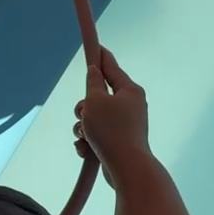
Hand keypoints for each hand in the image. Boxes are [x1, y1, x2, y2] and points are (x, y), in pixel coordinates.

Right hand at [73, 48, 150, 185]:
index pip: (111, 67)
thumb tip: (95, 71)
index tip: (95, 46)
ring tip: (85, 137)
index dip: (100, 56)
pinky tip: (86, 150)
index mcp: (129, 91)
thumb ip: (92, 83)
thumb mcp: (95, 100)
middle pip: (98, 96)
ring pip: (95, 117)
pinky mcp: (120, 142)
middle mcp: (130, 105)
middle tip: (83, 114)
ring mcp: (126, 125)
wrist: (126, 168)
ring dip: (84, 126)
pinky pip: (98, 135)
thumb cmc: (111, 130)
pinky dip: (89, 141)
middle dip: (84, 107)